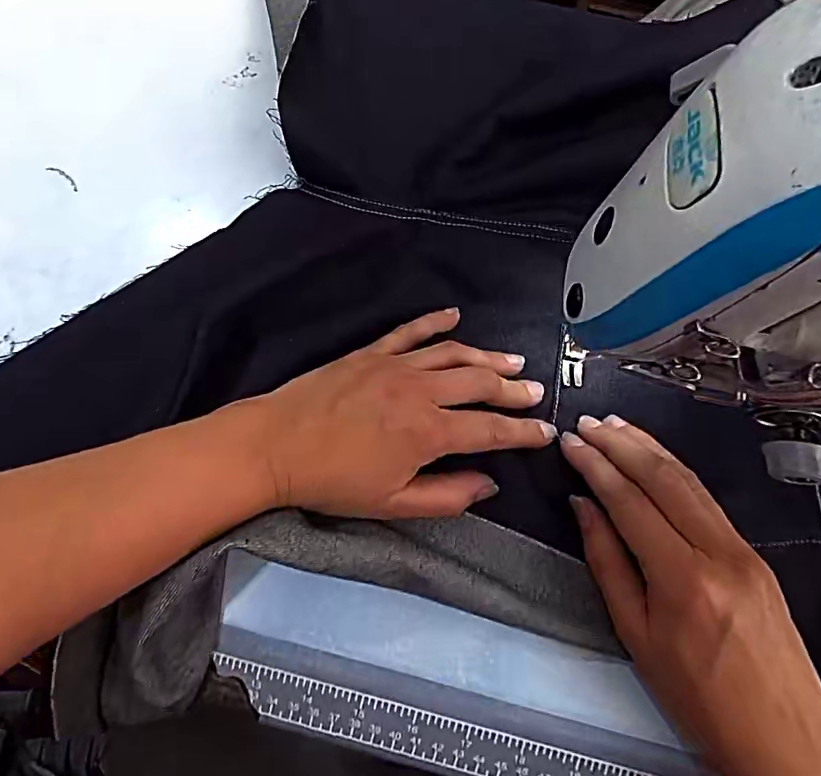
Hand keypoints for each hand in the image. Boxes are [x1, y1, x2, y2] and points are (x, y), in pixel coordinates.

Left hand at [216, 308, 555, 518]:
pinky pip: (412, 332)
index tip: (546, 432)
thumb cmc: (332, 482)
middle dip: (513, 390)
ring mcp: (397, 366)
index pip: (490, 430)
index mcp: (428, 432)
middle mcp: (421, 392)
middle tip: (536, 392)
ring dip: (487, 358)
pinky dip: (435, 321)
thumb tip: (490, 484)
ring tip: (512, 361)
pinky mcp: (374, 352)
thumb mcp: (392, 504)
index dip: (522, 432)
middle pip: (480, 385)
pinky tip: (454, 315)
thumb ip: (446, 496)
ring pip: (454, 355)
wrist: (275, 446)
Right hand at [561, 416, 820, 775]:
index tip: (574, 447)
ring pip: (688, 478)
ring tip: (616, 428)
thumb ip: (607, 564)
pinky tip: (656, 458)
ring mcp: (742, 548)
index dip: (596, 467)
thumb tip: (586, 511)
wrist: (782, 738)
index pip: (630, 501)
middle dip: (619, 443)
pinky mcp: (753, 551)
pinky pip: (707, 496)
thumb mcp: (637, 639)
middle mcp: (719, 554)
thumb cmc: (709, 704)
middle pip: (661, 477)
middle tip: (588, 426)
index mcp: (684, 581)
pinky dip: (675, 469)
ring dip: (647, 446)